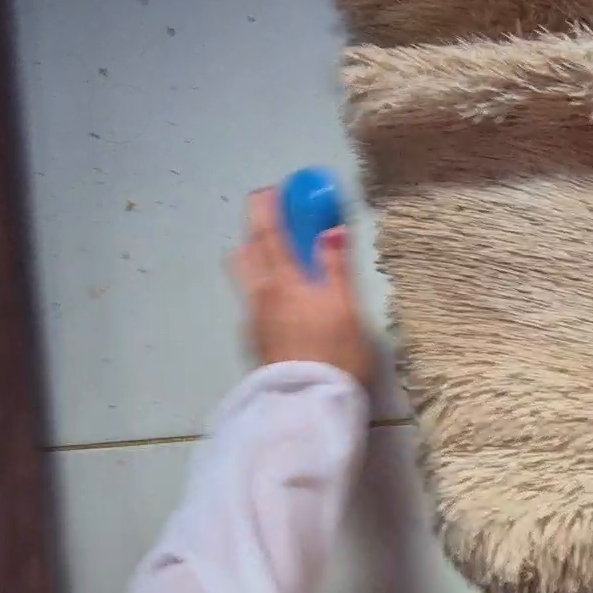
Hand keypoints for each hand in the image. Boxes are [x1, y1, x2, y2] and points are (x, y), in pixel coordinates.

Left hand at [228, 188, 374, 385]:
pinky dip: (266, 287)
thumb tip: (331, 230)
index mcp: (284, 281)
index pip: (269, 232)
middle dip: (258, 230)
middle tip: (279, 222)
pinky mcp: (255, 340)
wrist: (309, 404)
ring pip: (247, 277)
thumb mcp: (346, 307)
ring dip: (259, 258)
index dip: (270, 206)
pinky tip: (288, 302)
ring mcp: (254, 319)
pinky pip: (254, 301)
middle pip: (247, 251)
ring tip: (284, 261)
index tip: (275, 188)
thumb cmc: (336, 353)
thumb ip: (335, 267)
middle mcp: (261, 295)